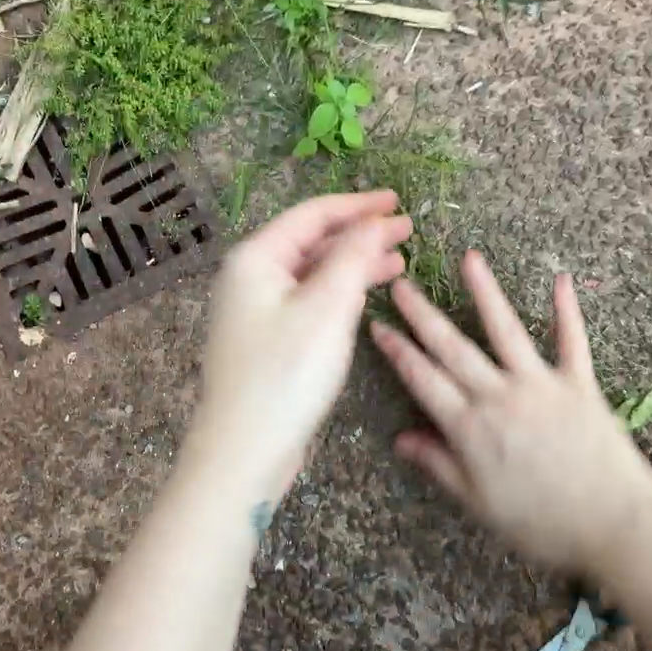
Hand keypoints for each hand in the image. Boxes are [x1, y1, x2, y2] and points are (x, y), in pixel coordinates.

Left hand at [187, 191, 412, 501]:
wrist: (244, 449)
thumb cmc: (285, 373)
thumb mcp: (327, 307)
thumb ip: (353, 258)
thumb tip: (374, 223)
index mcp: (256, 258)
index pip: (312, 215)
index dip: (357, 206)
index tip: (396, 201)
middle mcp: (251, 276)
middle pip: (312, 242)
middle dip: (359, 234)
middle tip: (406, 230)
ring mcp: (256, 309)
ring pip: (313, 273)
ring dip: (354, 264)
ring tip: (399, 261)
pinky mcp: (268, 337)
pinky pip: (309, 300)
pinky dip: (340, 293)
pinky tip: (368, 296)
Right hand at [369, 251, 651, 573]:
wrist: (616, 529)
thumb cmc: (544, 525)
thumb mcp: (480, 504)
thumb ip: (440, 465)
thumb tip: (400, 439)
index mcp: (471, 429)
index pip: (422, 380)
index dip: (398, 352)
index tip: (377, 325)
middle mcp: (499, 397)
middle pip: (452, 348)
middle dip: (423, 314)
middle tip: (402, 284)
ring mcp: (540, 386)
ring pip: (505, 331)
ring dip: (485, 292)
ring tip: (470, 258)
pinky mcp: (578, 384)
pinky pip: (571, 342)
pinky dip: (567, 311)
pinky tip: (560, 280)